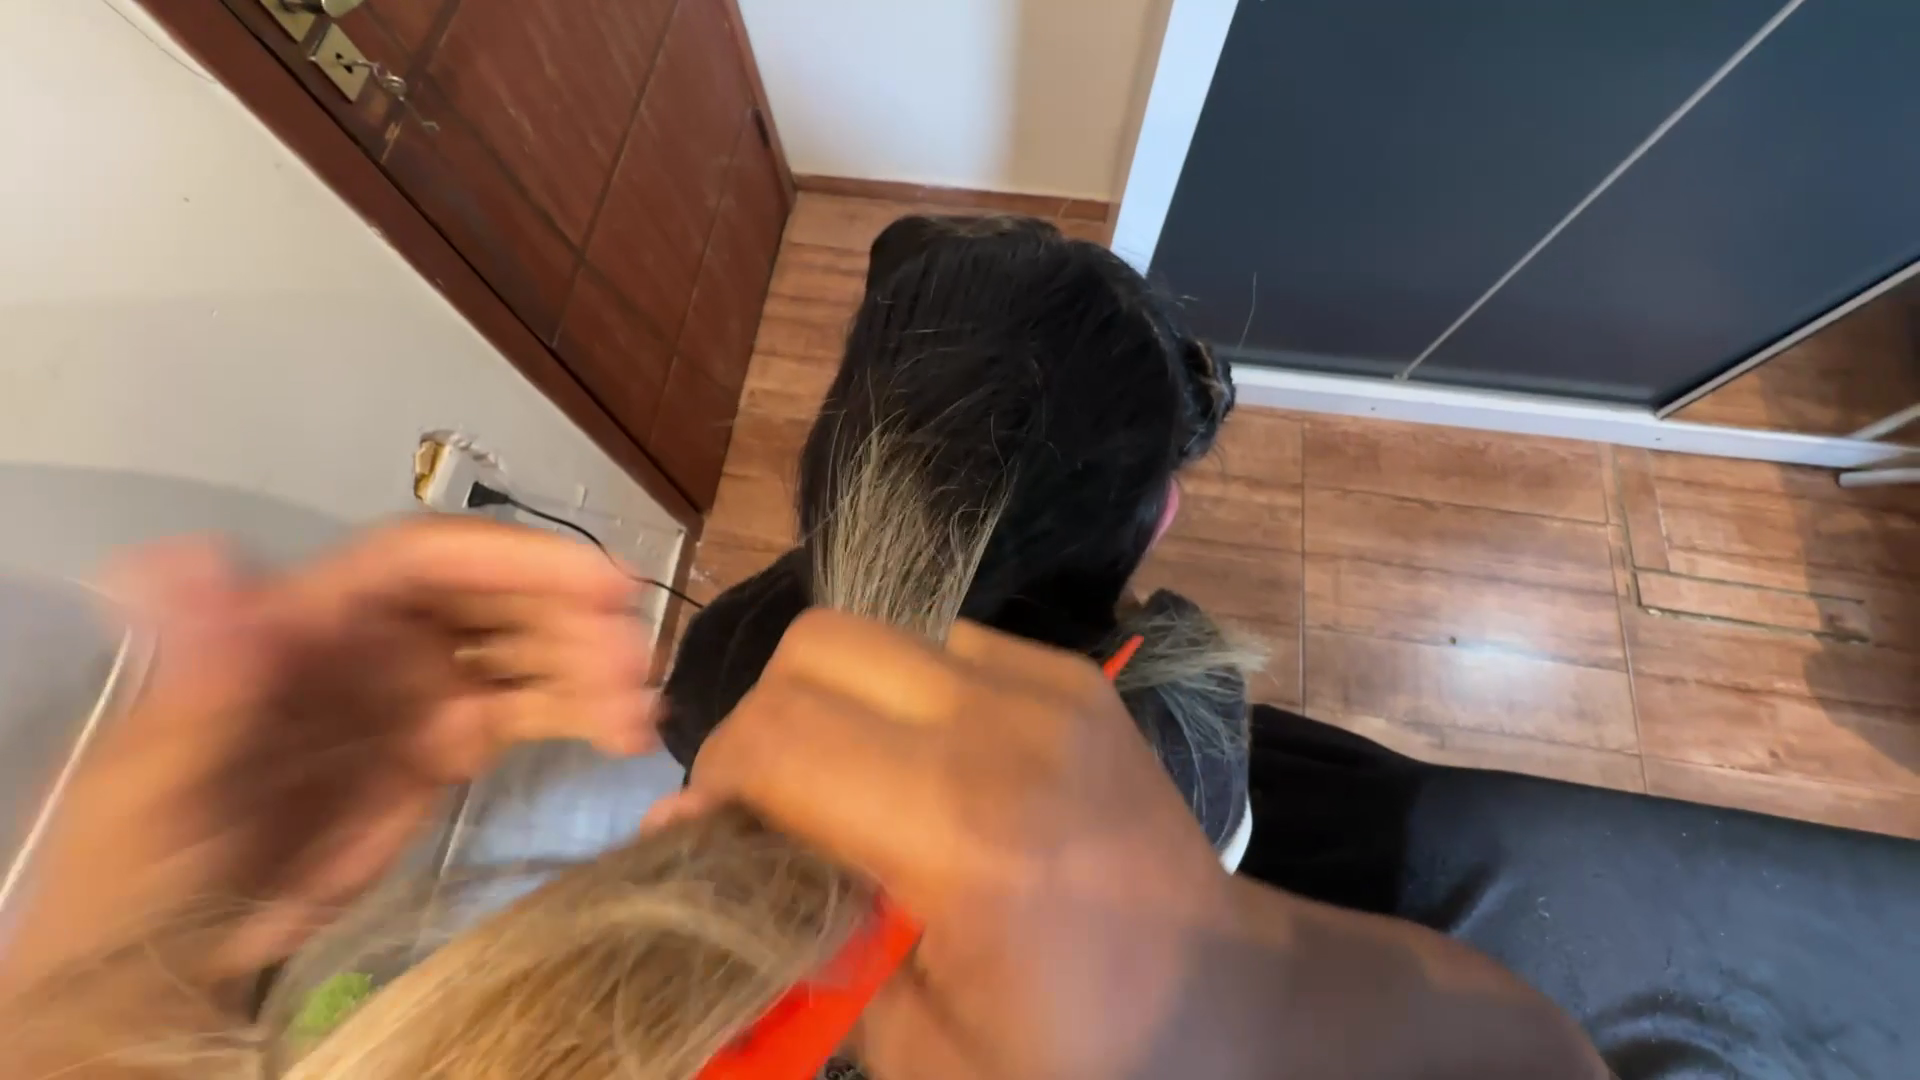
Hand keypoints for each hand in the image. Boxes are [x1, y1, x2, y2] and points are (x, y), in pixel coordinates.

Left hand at [3, 517, 656, 1005]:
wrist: (173, 960)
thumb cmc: (140, 872)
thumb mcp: (154, 781)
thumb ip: (199, 675)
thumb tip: (185, 558)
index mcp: (314, 621)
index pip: (433, 561)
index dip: (524, 560)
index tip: (609, 586)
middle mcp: (387, 639)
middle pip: (504, 600)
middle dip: (579, 624)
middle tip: (636, 667)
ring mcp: (430, 686)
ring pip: (537, 651)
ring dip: (598, 672)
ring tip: (640, 715)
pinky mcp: (461, 736)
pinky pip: (540, 708)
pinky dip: (590, 713)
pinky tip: (628, 734)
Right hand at [661, 611, 1236, 1078]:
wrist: (1224, 995)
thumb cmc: (1072, 1053)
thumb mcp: (913, 1042)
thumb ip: (798, 921)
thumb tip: (699, 832)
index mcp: (963, 834)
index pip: (778, 734)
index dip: (718, 774)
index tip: (717, 828)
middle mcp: (1004, 726)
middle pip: (816, 645)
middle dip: (765, 716)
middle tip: (779, 796)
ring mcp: (1046, 683)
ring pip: (874, 631)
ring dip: (835, 697)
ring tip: (857, 774)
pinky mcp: (1069, 672)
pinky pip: (941, 643)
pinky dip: (902, 690)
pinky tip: (932, 756)